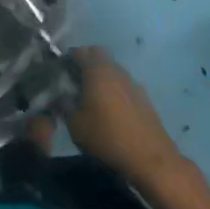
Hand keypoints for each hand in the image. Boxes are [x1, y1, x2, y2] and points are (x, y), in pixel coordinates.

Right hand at [64, 46, 182, 184]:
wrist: (149, 157)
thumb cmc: (107, 137)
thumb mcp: (76, 125)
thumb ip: (65, 105)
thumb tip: (62, 94)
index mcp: (97, 70)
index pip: (80, 52)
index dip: (68, 58)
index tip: (60, 70)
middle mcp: (115, 69)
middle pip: (98, 54)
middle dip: (85, 61)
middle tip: (75, 80)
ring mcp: (132, 81)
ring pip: (112, 68)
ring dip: (101, 74)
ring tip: (91, 95)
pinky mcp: (143, 96)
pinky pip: (123, 83)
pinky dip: (114, 87)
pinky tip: (110, 108)